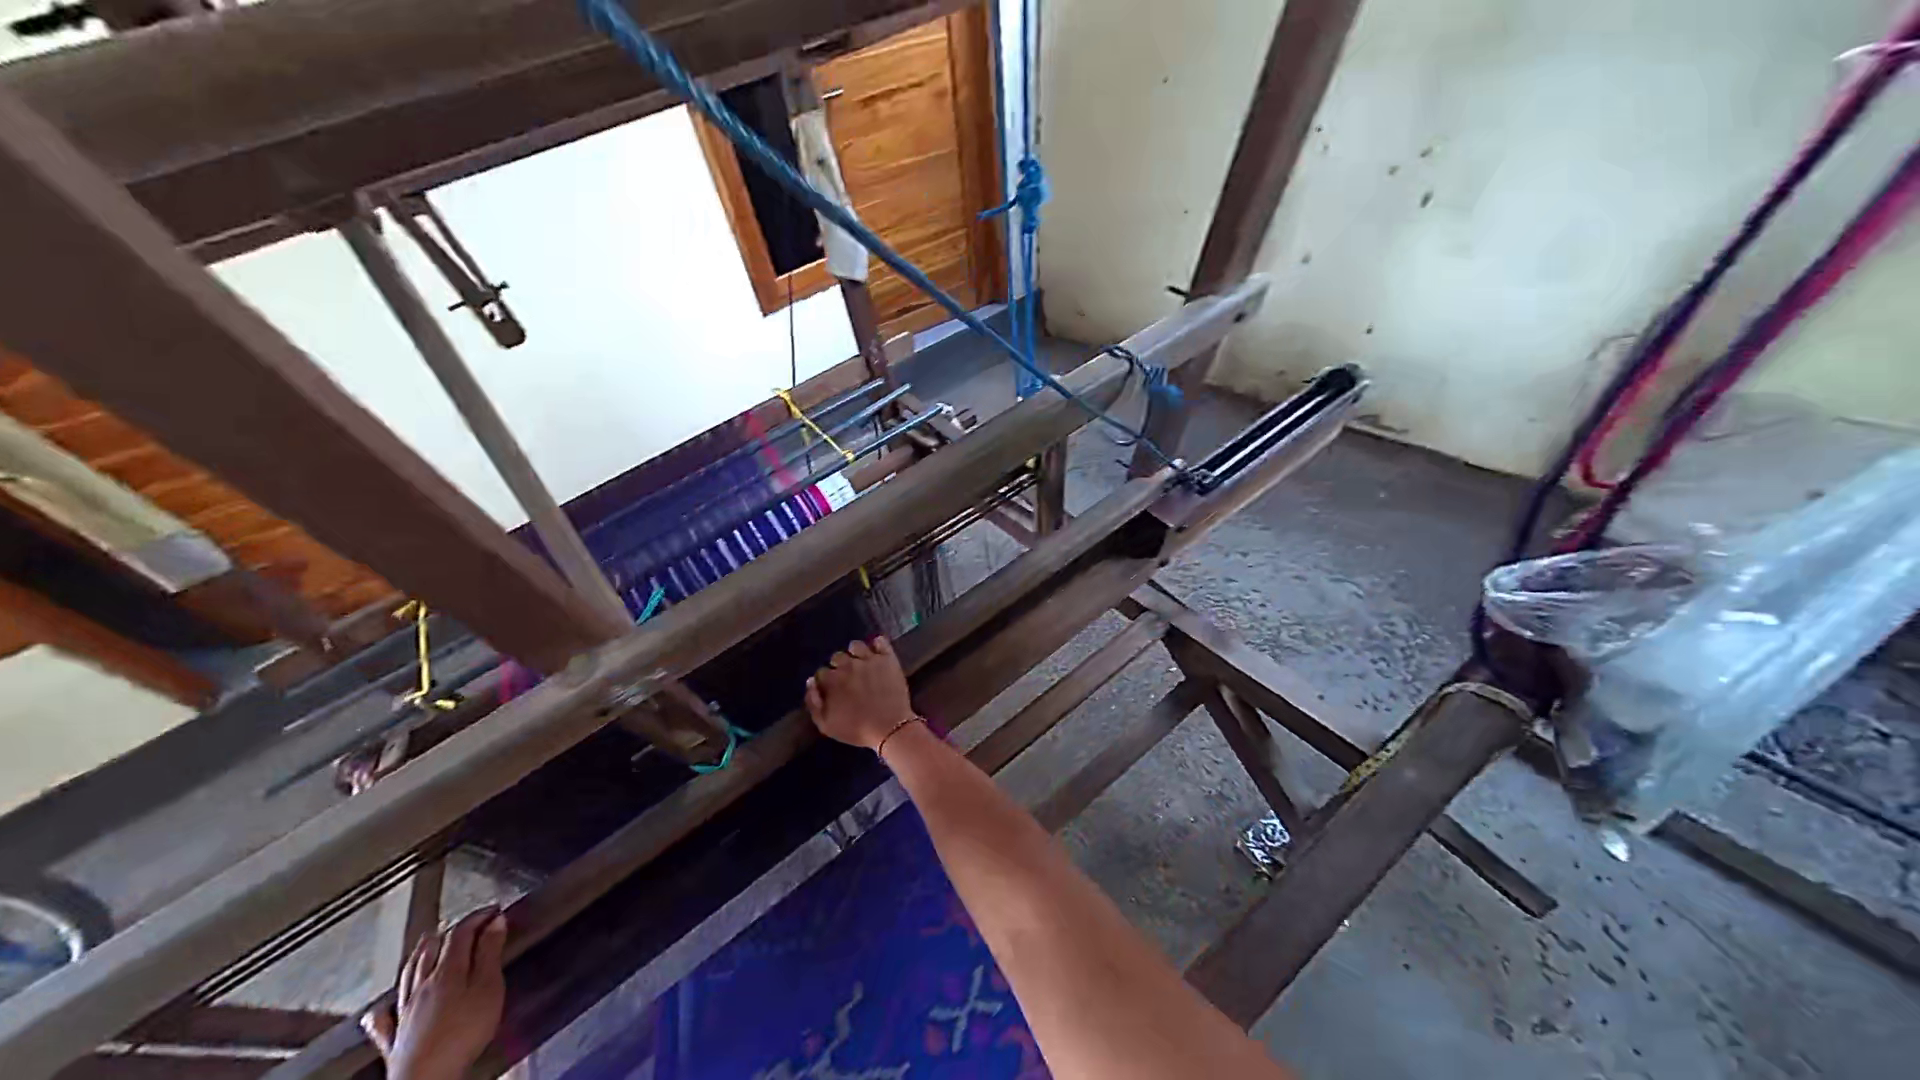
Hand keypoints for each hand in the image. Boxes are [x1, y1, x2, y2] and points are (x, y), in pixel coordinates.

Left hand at [362, 907, 507, 1079]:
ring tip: (428, 943)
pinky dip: (383, 1008)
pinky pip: (384, 1019)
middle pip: (430, 951)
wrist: (427, 1079)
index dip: (478, 917)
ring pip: (408, 976)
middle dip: (447, 932)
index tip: (496, 909)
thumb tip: (495, 921)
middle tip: (463, 923)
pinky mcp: (394, 1040)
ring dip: (419, 955)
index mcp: (447, 971)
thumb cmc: (465, 1031)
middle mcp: (422, 986)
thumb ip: (491, 953)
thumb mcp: (489, 987)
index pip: (461, 933)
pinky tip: (378, 1009)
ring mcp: (404, 1014)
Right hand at [805, 637, 915, 750]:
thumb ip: (813, 703)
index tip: (833, 690)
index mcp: (831, 680)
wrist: (890, 727)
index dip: (826, 682)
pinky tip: (877, 652)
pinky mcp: (887, 659)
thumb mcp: (826, 725)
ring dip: (856, 653)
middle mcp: (848, 665)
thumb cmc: (856, 729)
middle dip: (839, 667)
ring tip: (861, 663)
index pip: (821, 673)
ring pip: (856, 646)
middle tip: (848, 679)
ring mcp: (869, 659)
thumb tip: (810, 682)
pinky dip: (878, 644)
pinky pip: (881, 642)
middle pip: (837, 657)